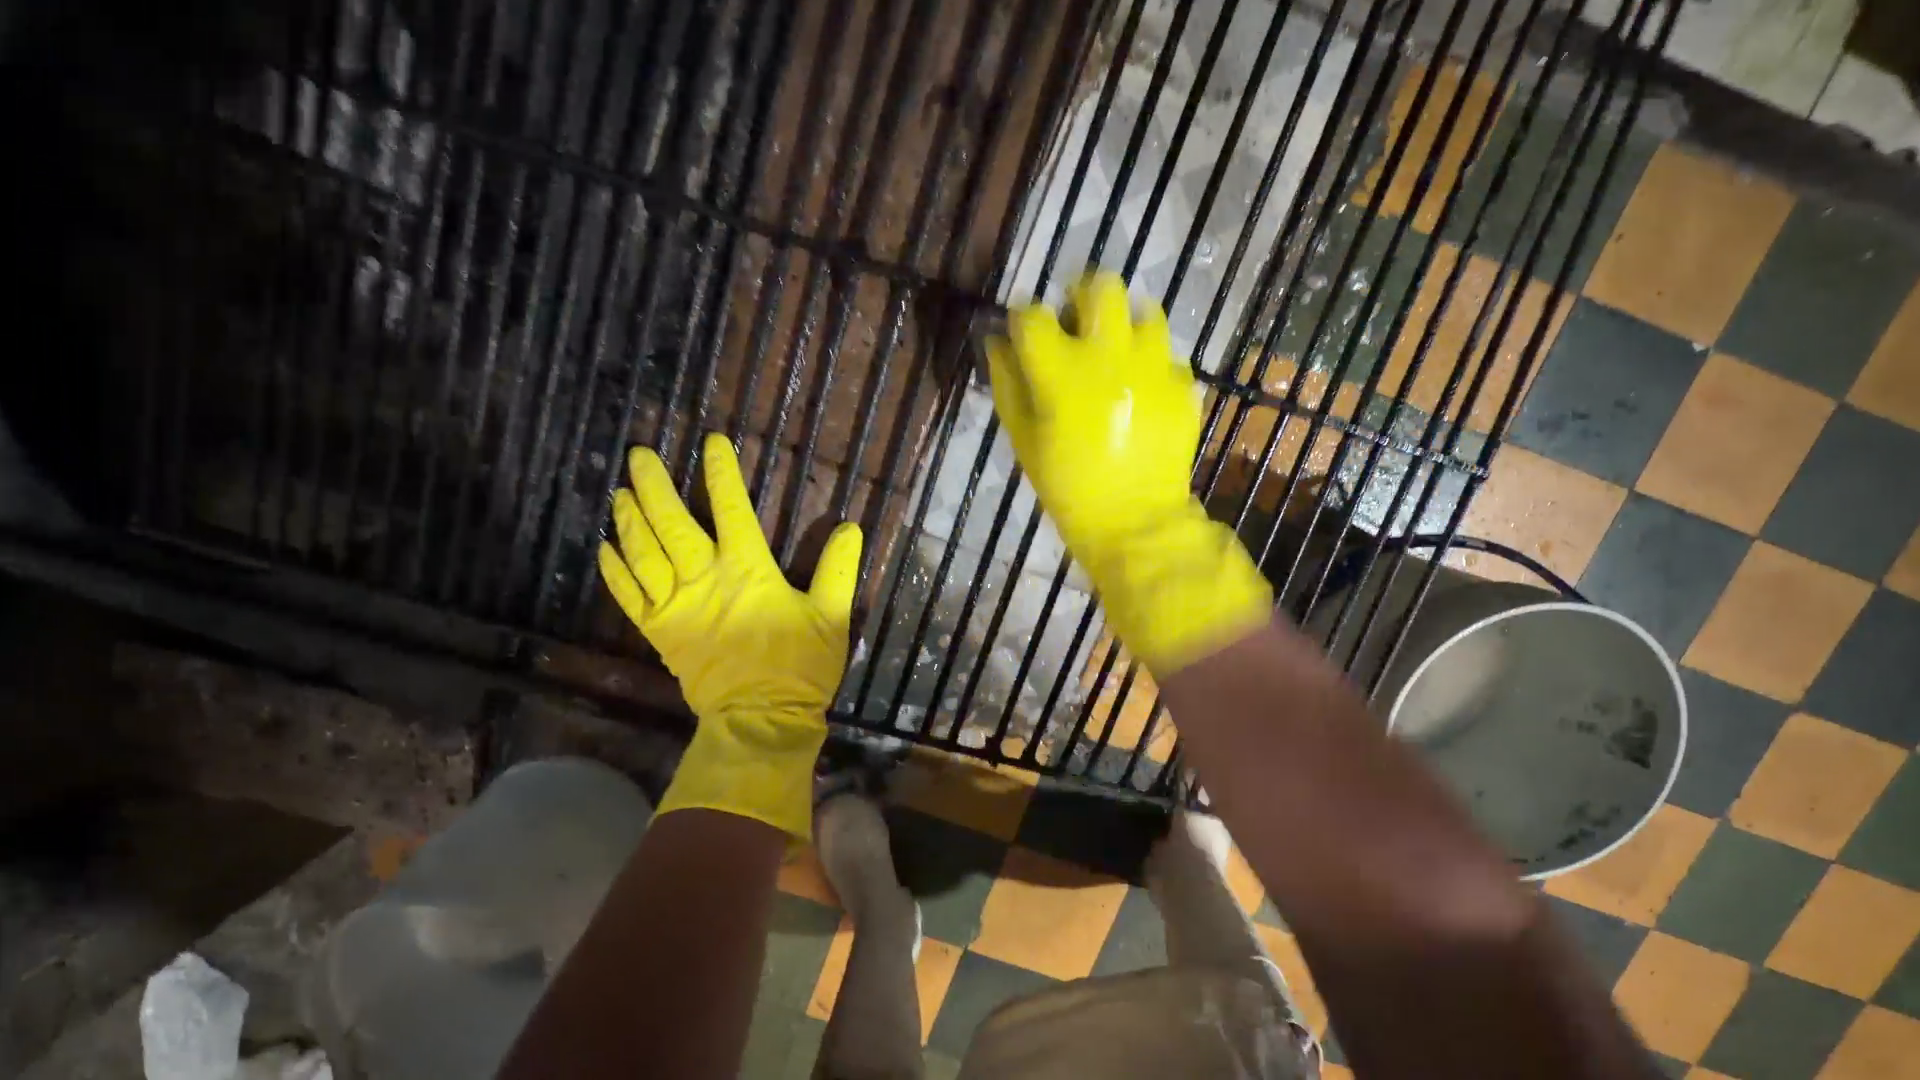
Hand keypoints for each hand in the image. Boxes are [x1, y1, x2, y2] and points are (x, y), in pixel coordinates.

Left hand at [599, 432, 861, 840]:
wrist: (760, 720)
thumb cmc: (799, 668)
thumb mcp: (831, 617)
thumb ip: (837, 570)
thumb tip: (849, 528)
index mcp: (748, 570)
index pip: (731, 509)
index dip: (721, 473)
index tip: (711, 442)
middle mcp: (704, 579)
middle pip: (671, 523)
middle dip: (654, 485)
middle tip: (639, 454)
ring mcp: (675, 606)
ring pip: (643, 553)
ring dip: (629, 519)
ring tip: (619, 491)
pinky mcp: (659, 632)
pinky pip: (628, 596)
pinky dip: (614, 569)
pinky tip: (604, 547)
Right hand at [987, 271, 1270, 673]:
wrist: (1134, 524)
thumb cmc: (1067, 487)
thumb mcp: (1022, 439)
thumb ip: (1007, 384)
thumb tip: (999, 342)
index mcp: (1061, 370)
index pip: (1033, 314)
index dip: (1024, 319)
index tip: (1025, 334)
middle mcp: (1110, 355)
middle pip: (1100, 288)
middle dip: (1082, 298)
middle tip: (1077, 325)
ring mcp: (1153, 367)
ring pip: (1145, 311)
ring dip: (1124, 325)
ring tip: (1115, 353)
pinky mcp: (1182, 386)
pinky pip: (1166, 355)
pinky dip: (1150, 363)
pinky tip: (1139, 389)